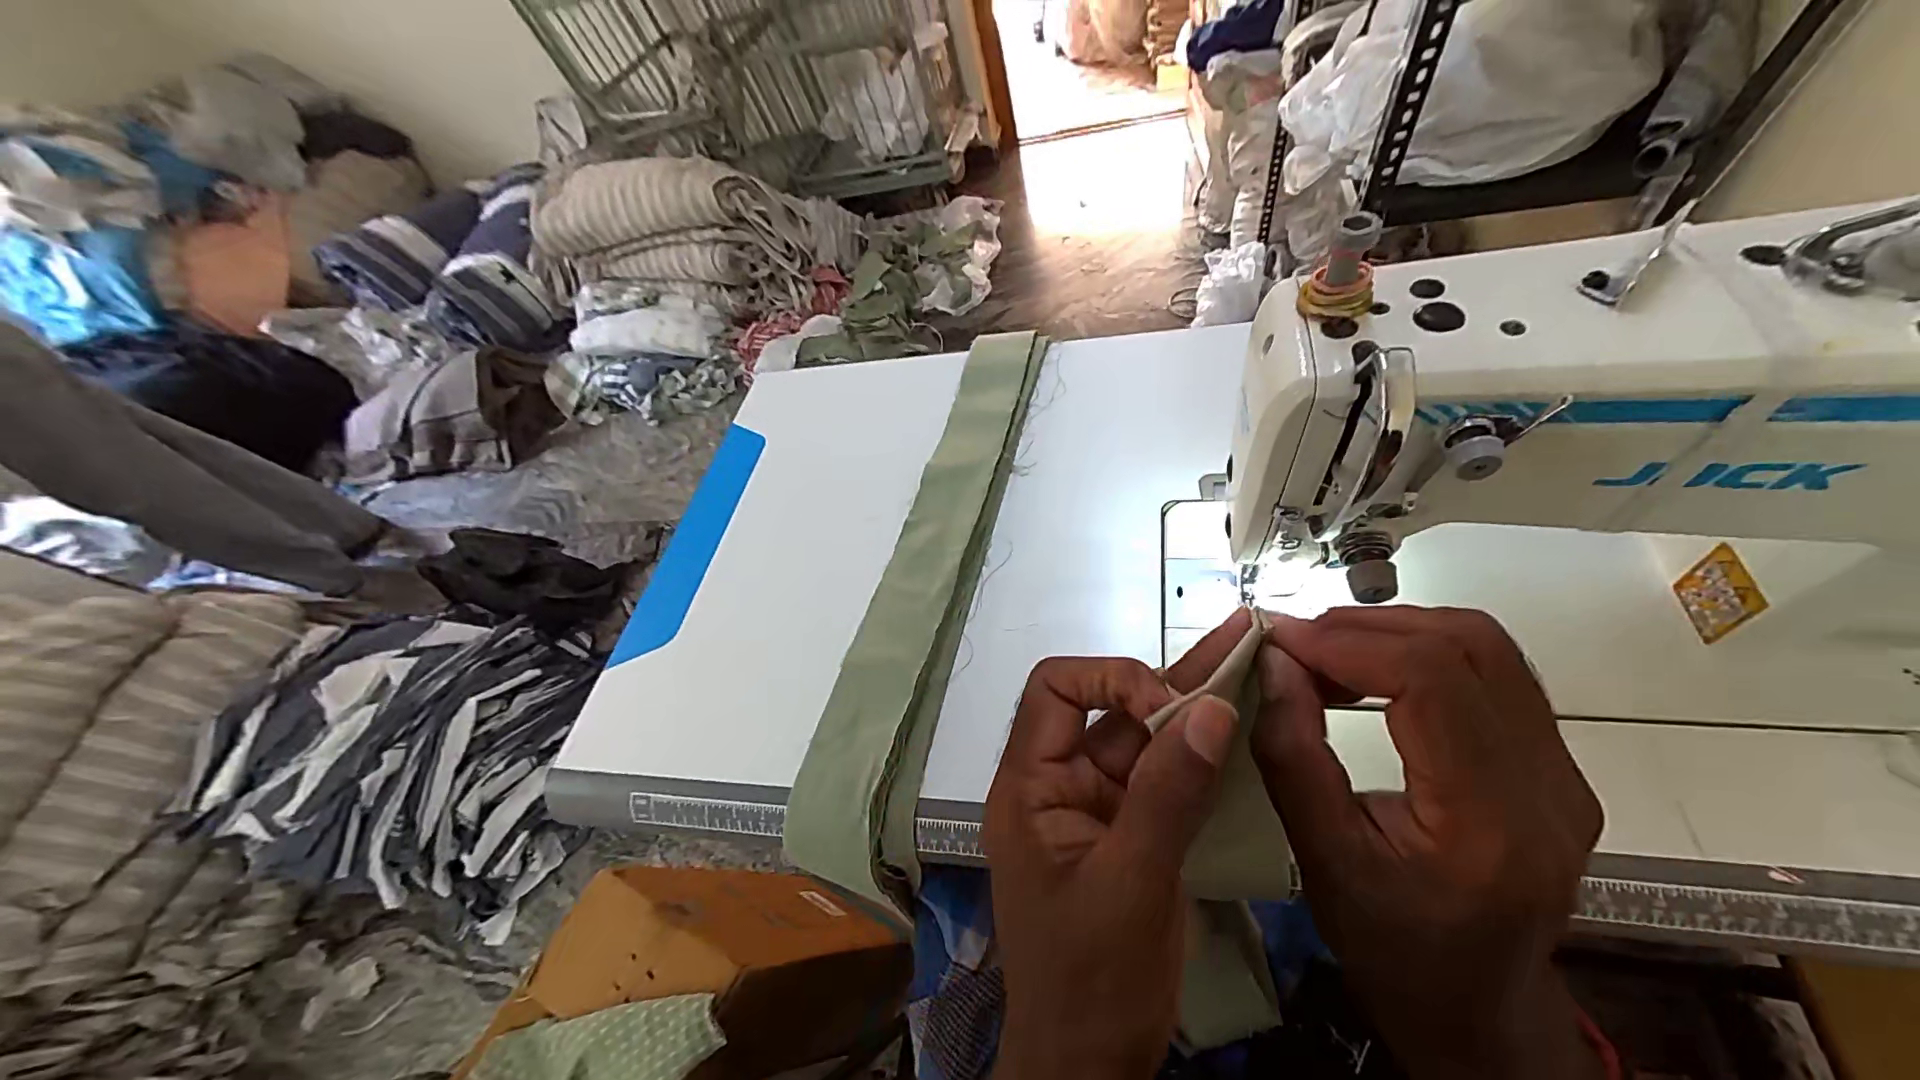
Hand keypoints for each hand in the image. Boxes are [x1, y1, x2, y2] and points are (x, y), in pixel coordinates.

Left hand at [985, 649, 1240, 1079]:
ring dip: (1194, 706)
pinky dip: (1200, 753)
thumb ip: (1167, 795)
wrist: (1089, 1062)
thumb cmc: (1091, 979)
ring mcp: (1098, 806)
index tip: (1165, 708)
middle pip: (1109, 708)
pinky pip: (1164, 778)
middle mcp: (1061, 782)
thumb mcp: (1130, 883)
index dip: (1109, 679)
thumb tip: (1209, 710)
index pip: (1054, 689)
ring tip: (1249, 658)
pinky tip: (1242, 726)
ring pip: (1144, 739)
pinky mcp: (1130, 831)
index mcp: (1031, 784)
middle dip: (1170, 680)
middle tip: (1237, 641)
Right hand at [1253, 607, 1606, 1079]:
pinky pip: (1487, 672)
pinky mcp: (1549, 762)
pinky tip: (1364, 672)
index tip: (1278, 641)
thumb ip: (1291, 752)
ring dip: (1392, 631)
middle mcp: (1548, 784)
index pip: (1432, 680)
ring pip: (1483, 646)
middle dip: (1365, 626)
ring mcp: (1560, 770)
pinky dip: (1416, 651)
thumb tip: (1274, 661)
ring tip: (1322, 653)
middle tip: (1294, 644)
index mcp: (1492, 820)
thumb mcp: (1319, 856)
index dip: (1347, 643)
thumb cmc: (1388, 945)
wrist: (1475, 1005)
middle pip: (1468, 646)